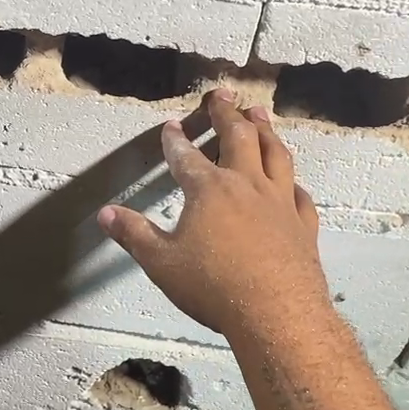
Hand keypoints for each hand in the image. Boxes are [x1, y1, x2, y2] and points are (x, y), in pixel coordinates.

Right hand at [98, 89, 328, 339]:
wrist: (278, 315)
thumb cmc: (213, 287)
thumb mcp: (161, 263)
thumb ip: (134, 235)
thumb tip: (105, 213)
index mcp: (209, 190)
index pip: (186, 156)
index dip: (175, 139)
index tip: (171, 125)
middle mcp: (246, 185)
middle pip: (238, 137)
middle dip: (226, 113)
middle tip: (222, 94)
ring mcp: (279, 202)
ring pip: (276, 154)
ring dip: (266, 131)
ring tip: (260, 114)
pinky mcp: (303, 225)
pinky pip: (300, 194)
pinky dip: (292, 182)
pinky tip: (291, 183)